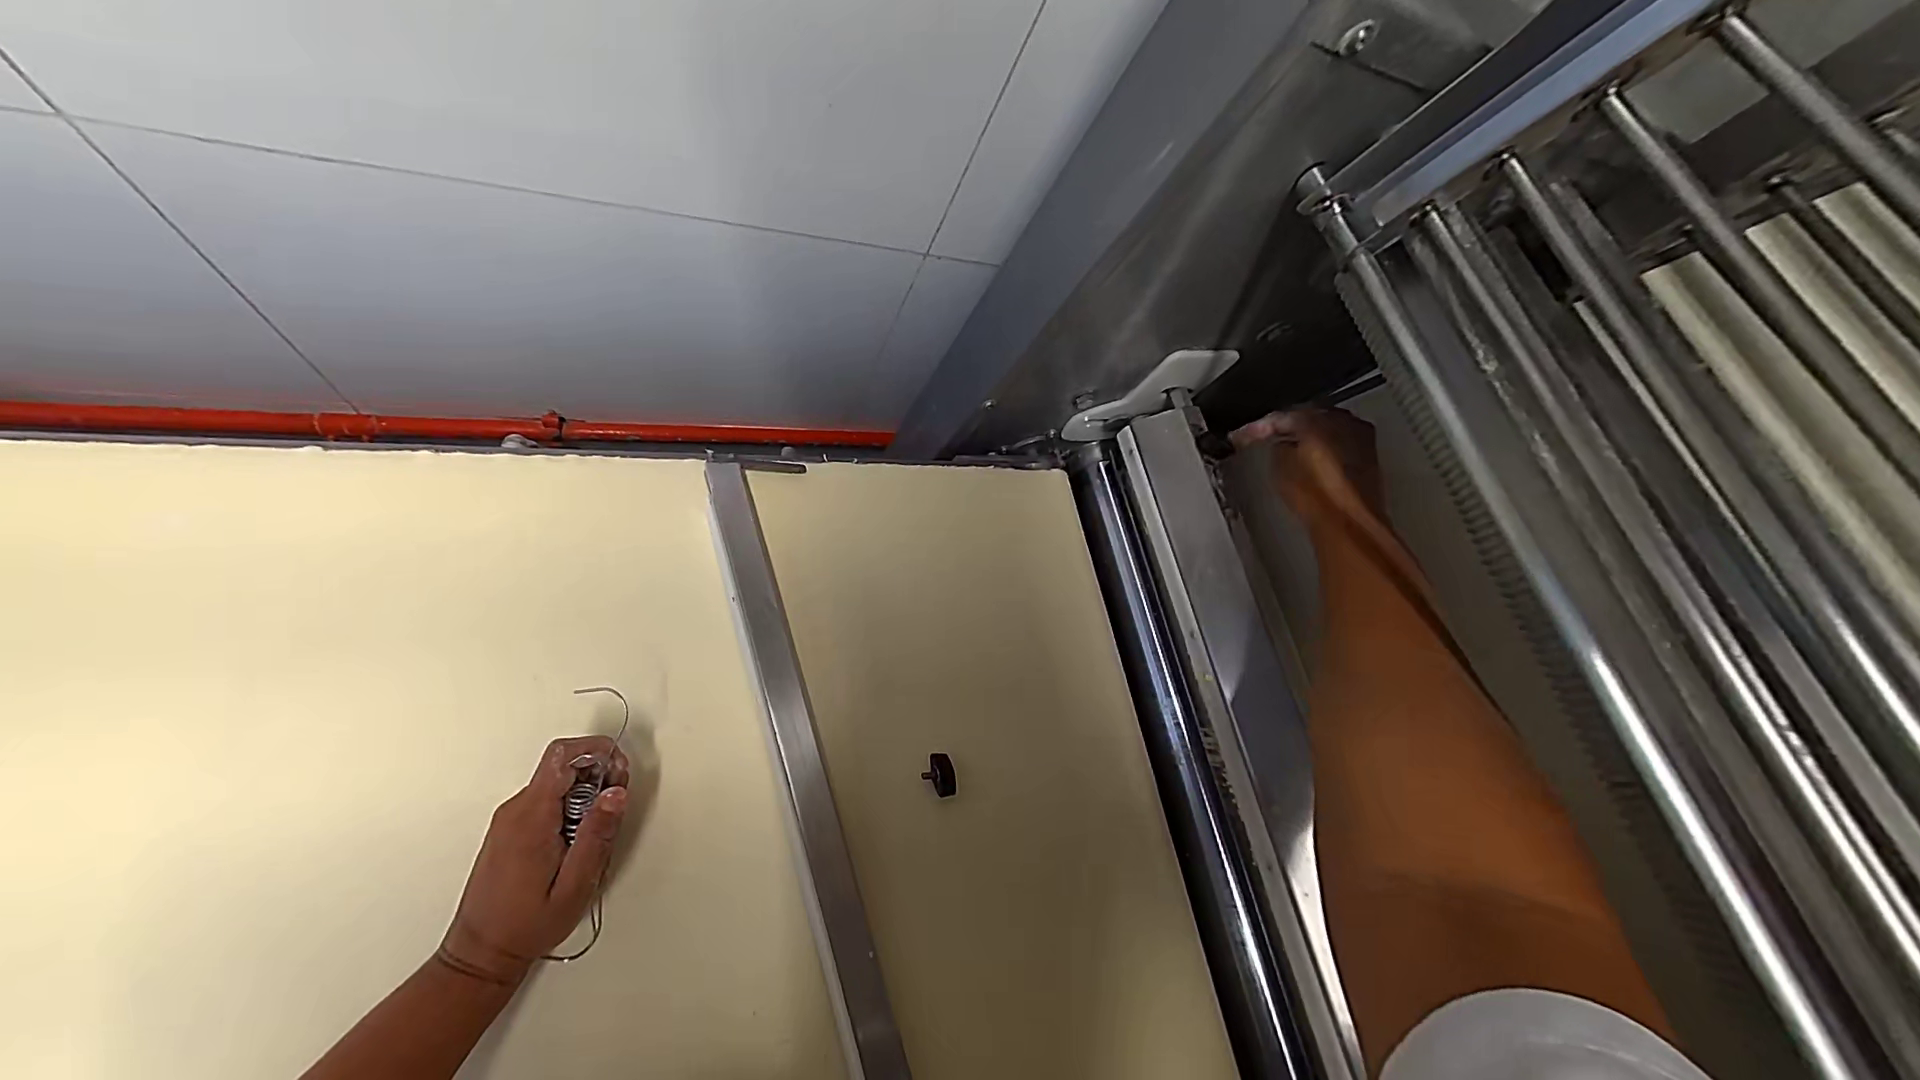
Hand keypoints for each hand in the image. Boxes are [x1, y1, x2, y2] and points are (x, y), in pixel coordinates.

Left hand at [437, 736, 630, 984]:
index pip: (563, 755)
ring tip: (596, 829)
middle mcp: (516, 810)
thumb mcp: (576, 883)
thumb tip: (616, 793)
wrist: (480, 954)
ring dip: (587, 792)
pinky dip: (572, 805)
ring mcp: (511, 818)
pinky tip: (579, 837)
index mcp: (531, 818)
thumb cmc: (525, 925)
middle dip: (599, 774)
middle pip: (564, 764)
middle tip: (615, 803)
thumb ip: (598, 833)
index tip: (618, 771)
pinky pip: (548, 797)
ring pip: (558, 780)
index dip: (599, 752)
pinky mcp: (512, 826)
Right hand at [1232, 407, 1383, 526]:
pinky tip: (1310, 460)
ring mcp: (1360, 437)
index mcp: (1318, 419)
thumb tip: (1280, 444)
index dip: (1260, 426)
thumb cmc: (1316, 495)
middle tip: (1265, 436)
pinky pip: (1339, 441)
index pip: (1281, 416)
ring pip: (1325, 427)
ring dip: (1306, 435)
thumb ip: (1277, 447)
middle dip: (1286, 426)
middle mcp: (1343, 421)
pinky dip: (1323, 446)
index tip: (1245, 435)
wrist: (1348, 522)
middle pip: (1307, 416)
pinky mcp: (1369, 456)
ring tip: (1287, 448)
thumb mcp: (1280, 468)